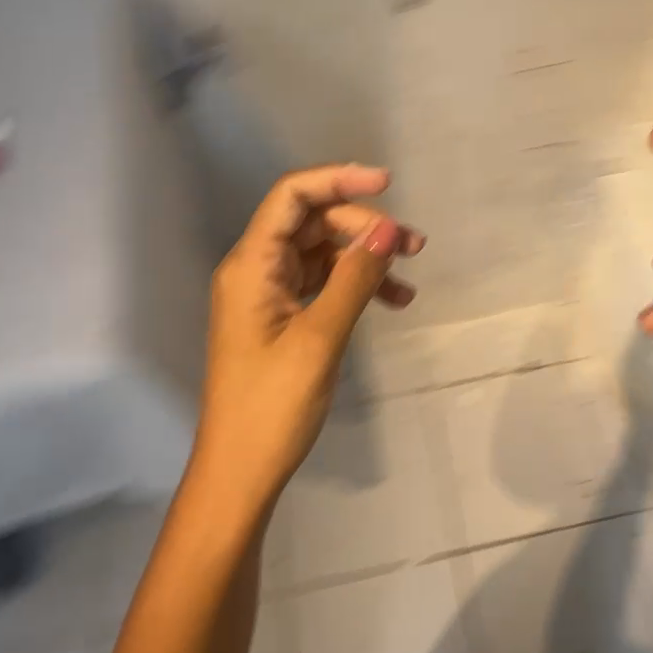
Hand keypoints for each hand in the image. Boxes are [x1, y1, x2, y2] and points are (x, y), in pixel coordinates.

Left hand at [191, 165, 424, 505]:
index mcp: (251, 265)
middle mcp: (256, 269)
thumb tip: (388, 230)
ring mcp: (268, 294)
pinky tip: (394, 300)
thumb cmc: (272, 406)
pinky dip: (356, 285)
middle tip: (412, 246)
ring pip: (322, 252)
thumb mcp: (320, 338)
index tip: (387, 184)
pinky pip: (323, 283)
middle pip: (313, 222)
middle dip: (363, 225)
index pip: (291, 196)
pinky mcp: (281, 317)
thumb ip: (355, 278)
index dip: (338, 179)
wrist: (240, 473)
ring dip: (365, 255)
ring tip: (411, 271)